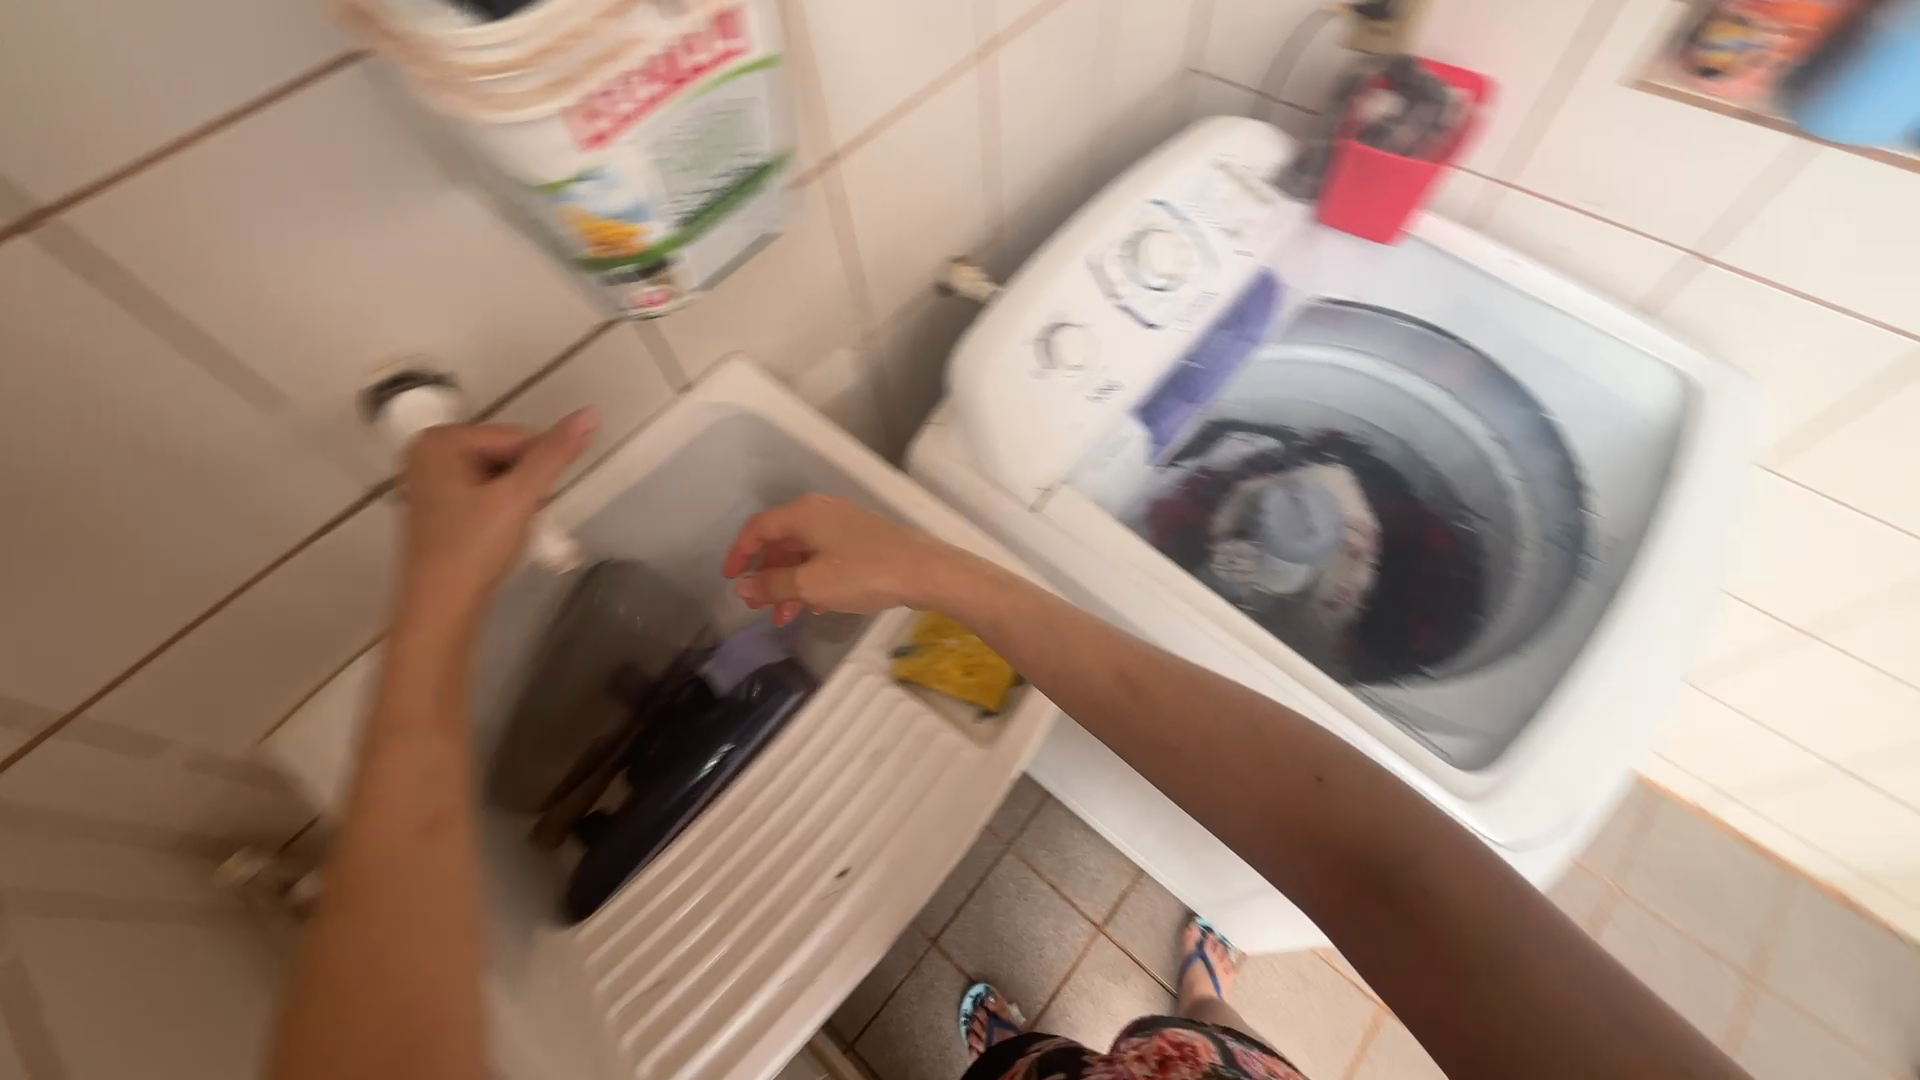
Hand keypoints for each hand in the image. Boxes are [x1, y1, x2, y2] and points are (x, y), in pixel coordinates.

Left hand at [396, 410, 595, 618]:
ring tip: (511, 527)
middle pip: (508, 454)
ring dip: (519, 498)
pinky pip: (486, 491)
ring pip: (501, 474)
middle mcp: (428, 451)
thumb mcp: (520, 496)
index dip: (539, 469)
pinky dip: (503, 508)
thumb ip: (555, 454)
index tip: (533, 502)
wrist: (442, 604)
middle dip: (527, 484)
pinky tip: (499, 531)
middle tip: (522, 517)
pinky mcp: (439, 504)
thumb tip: (590, 414)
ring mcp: (431, 479)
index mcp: (441, 440)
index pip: (518, 438)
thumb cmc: (475, 546)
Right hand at [723, 495, 964, 625]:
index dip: (740, 553)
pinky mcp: (865, 540)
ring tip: (788, 617)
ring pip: (806, 553)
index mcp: (804, 514)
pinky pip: (828, 558)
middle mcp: (822, 512)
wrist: (924, 571)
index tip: (731, 580)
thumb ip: (773, 584)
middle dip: (768, 575)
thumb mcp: (811, 584)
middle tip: (761, 606)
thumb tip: (742, 585)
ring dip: (792, 583)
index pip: (759, 528)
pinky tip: (819, 606)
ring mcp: (846, 525)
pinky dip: (816, 580)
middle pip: (782, 541)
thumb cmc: (863, 573)